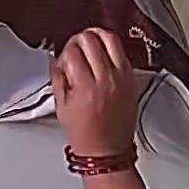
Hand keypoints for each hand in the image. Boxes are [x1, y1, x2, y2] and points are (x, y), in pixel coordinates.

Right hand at [53, 28, 140, 157]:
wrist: (108, 152)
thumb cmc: (85, 134)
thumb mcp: (61, 106)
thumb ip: (58, 76)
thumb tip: (57, 57)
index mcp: (86, 86)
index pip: (72, 51)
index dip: (64, 51)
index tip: (63, 57)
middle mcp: (106, 79)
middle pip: (90, 40)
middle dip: (78, 40)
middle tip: (74, 47)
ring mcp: (122, 77)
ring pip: (110, 38)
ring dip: (96, 36)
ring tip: (89, 42)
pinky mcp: (132, 79)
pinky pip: (122, 51)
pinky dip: (110, 47)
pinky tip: (103, 53)